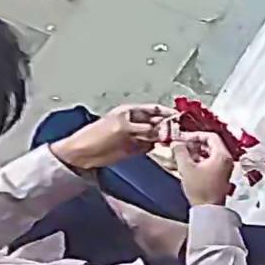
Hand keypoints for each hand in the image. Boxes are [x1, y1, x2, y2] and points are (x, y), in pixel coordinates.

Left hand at [52, 104, 173, 170]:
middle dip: (170, 126)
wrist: (82, 154)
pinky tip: (166, 147)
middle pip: (159, 122)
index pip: (155, 109)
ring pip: (158, 134)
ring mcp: (137, 135)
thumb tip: (162, 130)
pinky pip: (153, 145)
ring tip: (176, 140)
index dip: (168, 112)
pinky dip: (160, 146)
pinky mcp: (137, 147)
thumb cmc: (96, 136)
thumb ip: (145, 128)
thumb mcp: (122, 128)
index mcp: (131, 112)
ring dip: (166, 137)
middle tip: (181, 132)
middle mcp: (137, 122)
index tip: (181, 117)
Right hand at [173, 132, 235, 205]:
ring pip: (209, 153)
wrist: (209, 208)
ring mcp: (224, 167)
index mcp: (222, 155)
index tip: (182, 139)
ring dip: (195, 152)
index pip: (210, 136)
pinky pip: (210, 161)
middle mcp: (226, 159)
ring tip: (180, 155)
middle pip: (210, 144)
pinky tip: (186, 164)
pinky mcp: (220, 174)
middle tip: (179, 146)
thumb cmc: (200, 188)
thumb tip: (175, 142)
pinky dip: (199, 160)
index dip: (195, 135)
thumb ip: (180, 152)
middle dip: (193, 144)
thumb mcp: (186, 168)